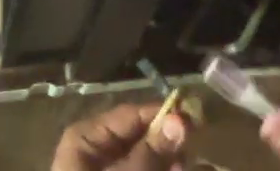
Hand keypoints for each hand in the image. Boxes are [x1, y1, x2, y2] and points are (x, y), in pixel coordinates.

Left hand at [53, 102, 188, 170]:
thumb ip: (149, 152)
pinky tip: (173, 170)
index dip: (162, 116)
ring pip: (145, 158)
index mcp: (86, 137)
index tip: (192, 120)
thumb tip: (181, 119)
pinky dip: (157, 169)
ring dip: (165, 162)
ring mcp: (105, 168)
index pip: (131, 114)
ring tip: (180, 168)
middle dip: (166, 145)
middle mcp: (95, 150)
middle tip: (186, 158)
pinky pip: (140, 169)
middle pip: (140, 136)